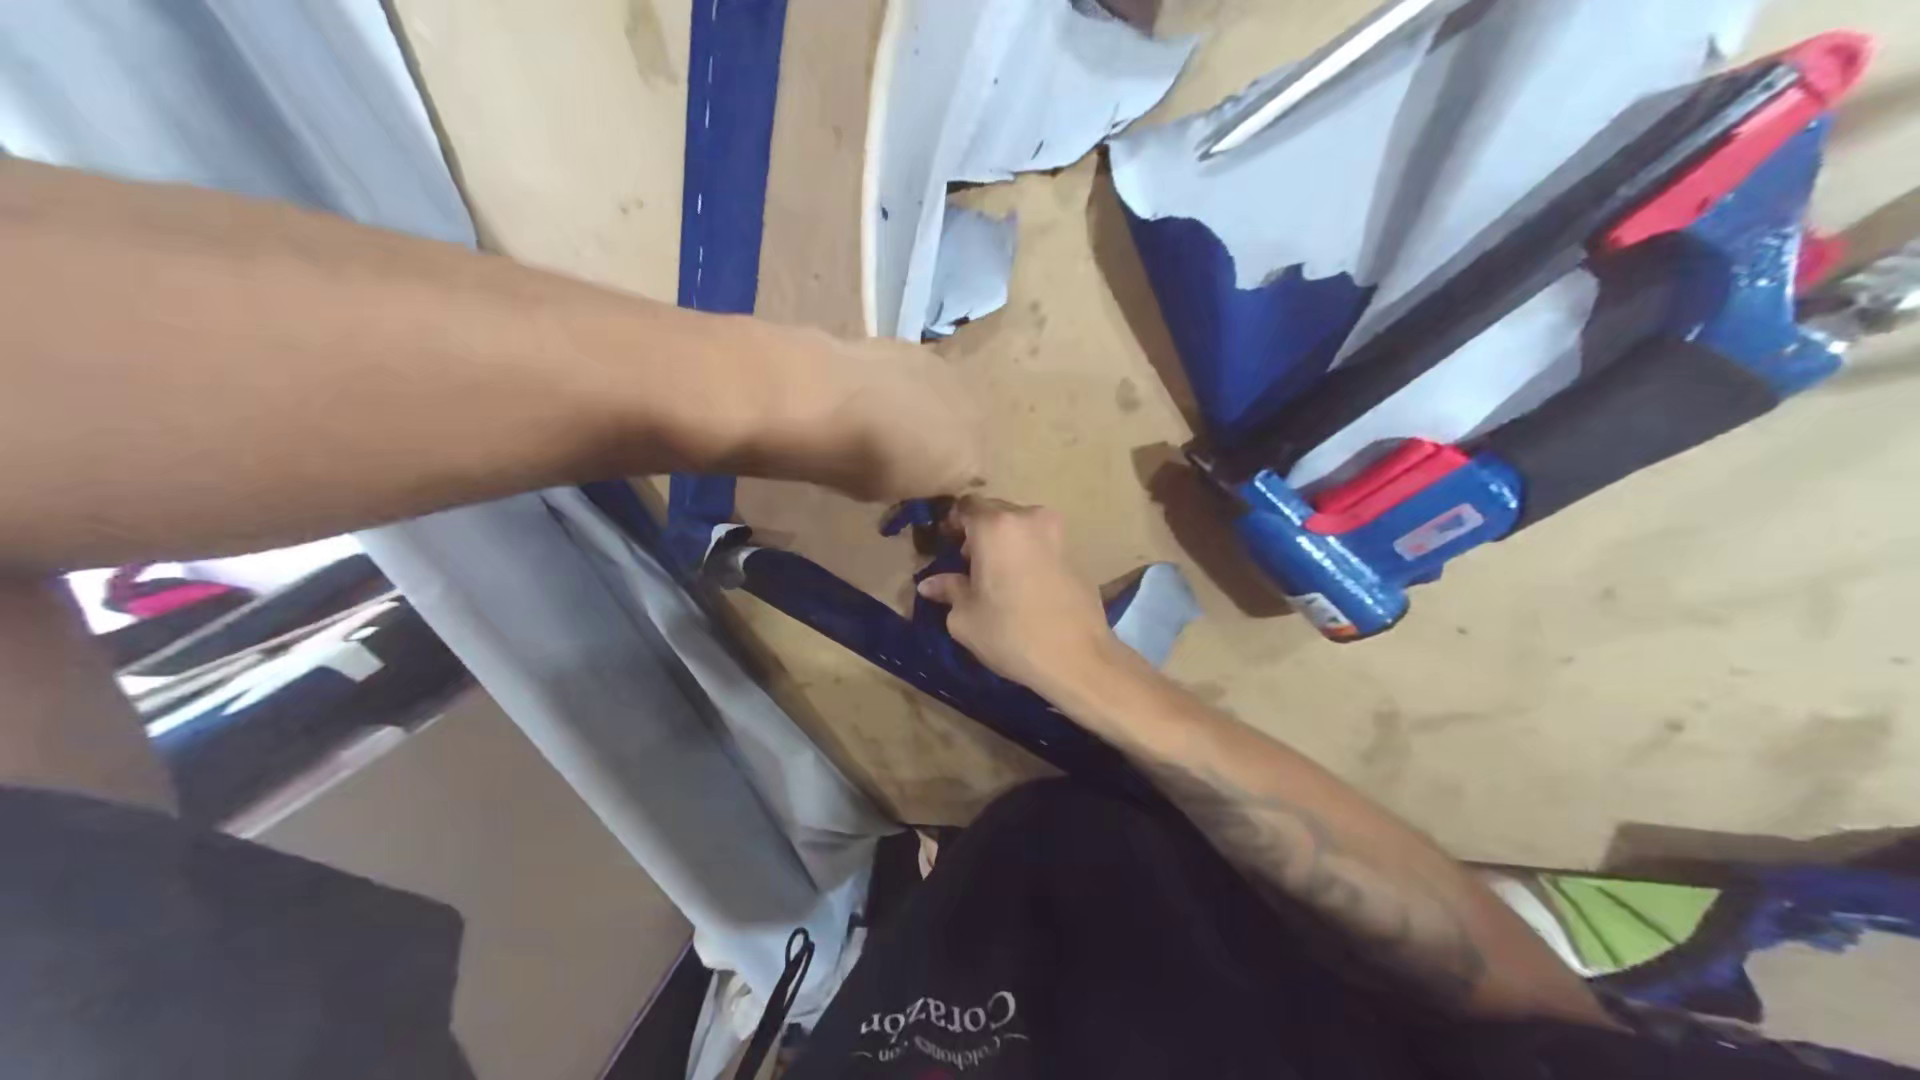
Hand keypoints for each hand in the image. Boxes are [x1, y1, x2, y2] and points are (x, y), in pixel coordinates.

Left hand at [741, 331, 985, 501]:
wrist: (828, 399)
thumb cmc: (856, 461)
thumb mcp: (887, 491)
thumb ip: (911, 482)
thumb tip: (912, 472)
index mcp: (967, 464)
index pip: (968, 478)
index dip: (944, 478)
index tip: (920, 480)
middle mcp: (973, 420)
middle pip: (965, 433)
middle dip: (943, 439)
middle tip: (907, 446)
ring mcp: (950, 378)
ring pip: (947, 400)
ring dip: (928, 407)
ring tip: (890, 413)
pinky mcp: (921, 348)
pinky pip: (923, 375)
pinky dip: (908, 382)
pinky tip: (878, 386)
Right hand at [915, 496, 1121, 693]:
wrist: (1078, 657)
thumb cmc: (1011, 635)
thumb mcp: (966, 618)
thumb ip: (949, 590)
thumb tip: (930, 584)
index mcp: (995, 526)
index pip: (966, 506)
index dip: (953, 523)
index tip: (947, 546)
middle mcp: (1028, 518)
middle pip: (995, 512)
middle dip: (979, 532)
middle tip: (970, 565)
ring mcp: (1057, 531)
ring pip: (1020, 525)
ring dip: (1005, 542)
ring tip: (999, 576)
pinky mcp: (1075, 550)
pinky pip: (1041, 541)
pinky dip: (1028, 552)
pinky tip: (1024, 584)